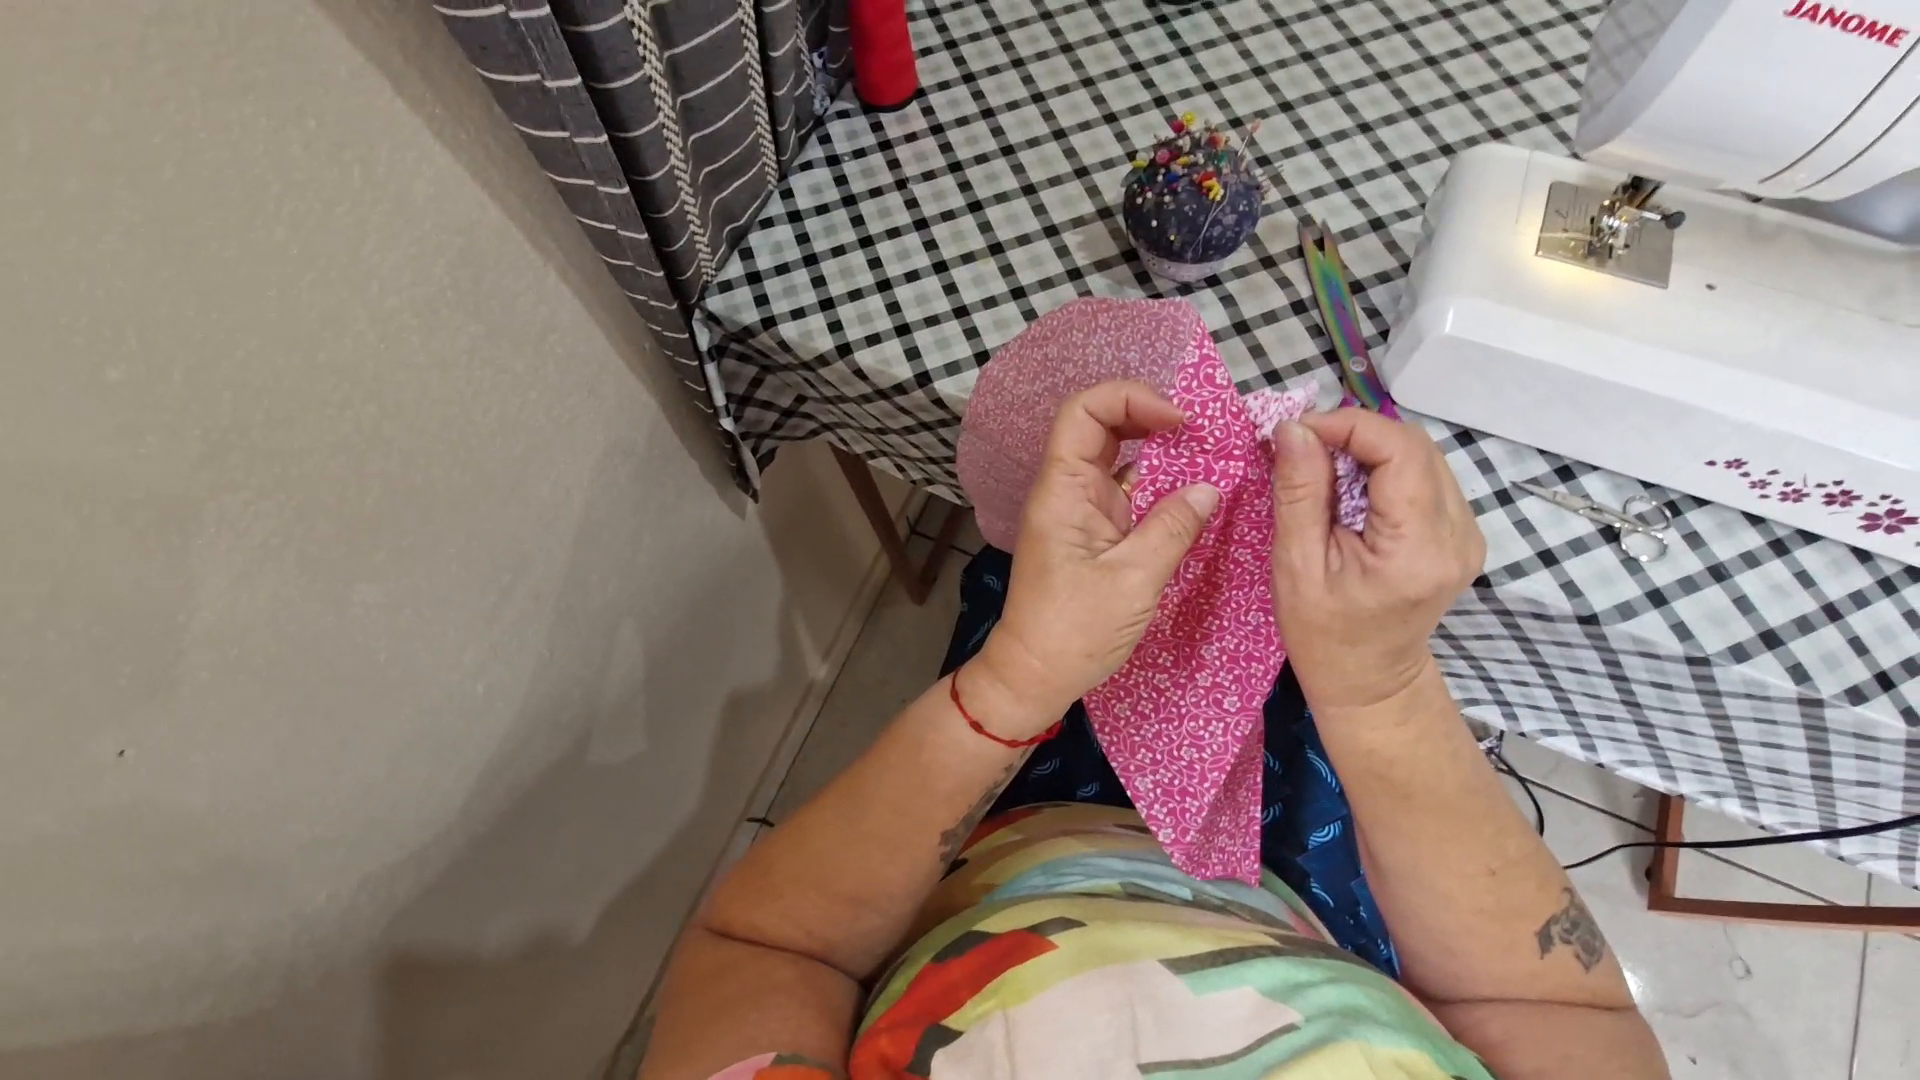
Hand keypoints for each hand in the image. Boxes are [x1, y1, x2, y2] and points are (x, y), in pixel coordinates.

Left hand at [964, 380, 1221, 736]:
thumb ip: (1173, 528)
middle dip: (1152, 417)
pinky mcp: (1096, 533)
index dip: (1130, 398)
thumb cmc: (1074, 630)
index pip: (1084, 411)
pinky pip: (1128, 493)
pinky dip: (1160, 487)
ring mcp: (1082, 510)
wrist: (1035, 674)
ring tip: (1209, 455)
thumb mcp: (1133, 580)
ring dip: (1161, 452)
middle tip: (1202, 433)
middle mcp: (1069, 490)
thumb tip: (1211, 488)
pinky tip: (1194, 492)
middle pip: (1103, 426)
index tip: (1179, 421)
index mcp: (1063, 489)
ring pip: (1119, 458)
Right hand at [1268, 410, 1484, 713]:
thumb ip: (1300, 493)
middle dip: (1354, 433)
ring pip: (1421, 456)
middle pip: (1415, 446)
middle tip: (1301, 447)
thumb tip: (1293, 428)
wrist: (1368, 679)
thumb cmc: (1322, 632)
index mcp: (1418, 547)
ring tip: (1320, 466)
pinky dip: (1382, 468)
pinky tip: (1350, 488)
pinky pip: (1424, 476)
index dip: (1347, 425)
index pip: (1399, 451)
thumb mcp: (1296, 565)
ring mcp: (1467, 532)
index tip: (1296, 431)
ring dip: (1367, 448)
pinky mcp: (1460, 532)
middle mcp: (1458, 533)